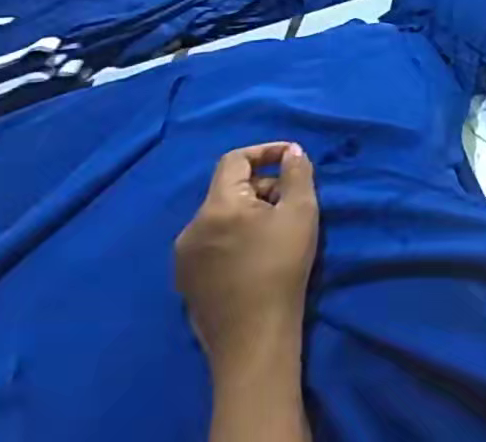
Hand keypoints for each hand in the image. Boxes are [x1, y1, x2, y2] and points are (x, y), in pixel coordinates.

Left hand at [175, 142, 318, 374]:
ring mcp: (184, 256)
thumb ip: (297, 173)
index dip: (265, 151)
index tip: (292, 158)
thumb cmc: (282, 265)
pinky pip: (212, 241)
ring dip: (250, 211)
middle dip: (263, 186)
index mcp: (217, 206)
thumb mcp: (301, 212)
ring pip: (221, 216)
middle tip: (293, 201)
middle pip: (229, 188)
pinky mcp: (186, 280)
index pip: (234, 160)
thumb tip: (291, 151)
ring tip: (279, 229)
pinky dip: (236, 235)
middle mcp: (192, 227)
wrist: (254, 335)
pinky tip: (258, 254)